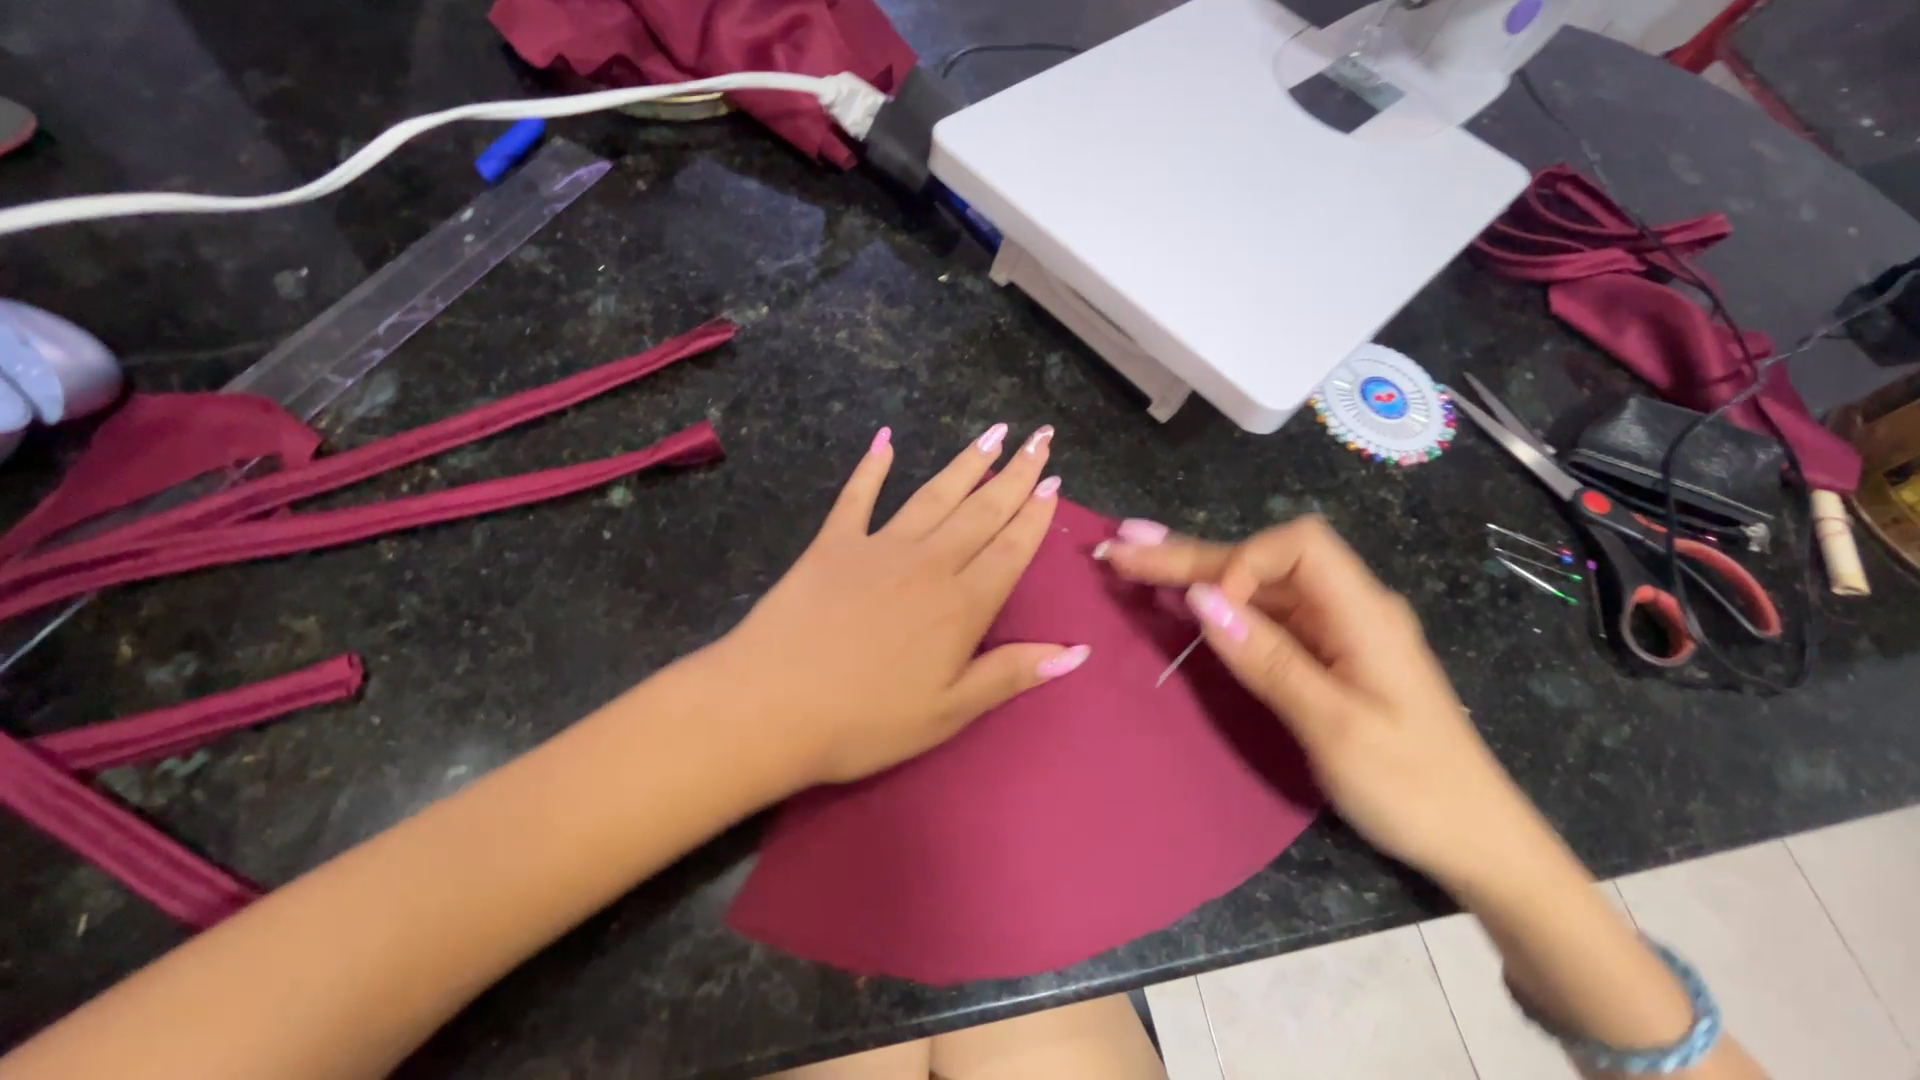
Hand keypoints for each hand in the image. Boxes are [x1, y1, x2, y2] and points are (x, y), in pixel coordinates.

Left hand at [711, 424, 1089, 786]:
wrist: (771, 706)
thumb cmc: (866, 722)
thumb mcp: (949, 711)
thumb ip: (1011, 674)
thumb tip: (1078, 651)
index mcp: (962, 606)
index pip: (1011, 549)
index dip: (1036, 515)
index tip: (1055, 479)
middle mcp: (928, 564)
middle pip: (981, 511)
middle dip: (1015, 473)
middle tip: (1040, 437)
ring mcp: (878, 547)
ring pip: (934, 495)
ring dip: (966, 463)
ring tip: (993, 433)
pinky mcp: (832, 545)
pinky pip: (858, 497)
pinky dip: (872, 467)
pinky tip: (886, 440)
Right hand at [1098, 516, 1551, 894]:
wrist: (1474, 839)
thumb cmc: (1411, 786)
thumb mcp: (1334, 727)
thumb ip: (1267, 658)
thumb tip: (1201, 598)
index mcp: (1363, 614)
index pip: (1297, 546)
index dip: (1243, 562)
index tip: (1212, 612)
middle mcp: (1349, 610)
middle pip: (1265, 565)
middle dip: (1191, 556)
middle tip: (1119, 550)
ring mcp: (1338, 634)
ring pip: (1259, 590)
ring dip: (1197, 576)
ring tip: (1132, 562)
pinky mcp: (1328, 659)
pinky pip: (1267, 621)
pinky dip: (1221, 608)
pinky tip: (1182, 600)